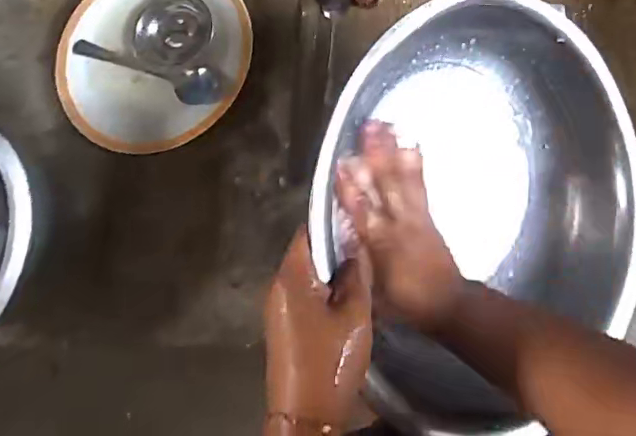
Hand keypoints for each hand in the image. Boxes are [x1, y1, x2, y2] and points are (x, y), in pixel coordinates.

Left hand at [264, 228, 370, 431]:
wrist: (306, 416)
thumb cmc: (330, 360)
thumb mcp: (355, 313)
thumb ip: (356, 272)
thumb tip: (354, 244)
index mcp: (291, 276)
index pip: (308, 230)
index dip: (332, 221)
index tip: (354, 220)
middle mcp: (276, 285)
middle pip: (306, 251)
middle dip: (332, 248)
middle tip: (360, 251)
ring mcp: (275, 306)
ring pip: (304, 273)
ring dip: (327, 271)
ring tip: (354, 275)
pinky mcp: (280, 324)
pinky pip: (300, 292)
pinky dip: (319, 290)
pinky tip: (340, 301)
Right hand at [334, 122, 466, 333]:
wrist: (448, 304)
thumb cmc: (405, 303)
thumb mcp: (374, 294)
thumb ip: (358, 263)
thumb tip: (342, 237)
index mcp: (380, 244)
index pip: (361, 210)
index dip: (350, 186)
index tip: (341, 163)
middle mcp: (398, 223)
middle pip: (384, 183)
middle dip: (375, 153)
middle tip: (368, 126)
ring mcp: (415, 215)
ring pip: (401, 176)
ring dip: (393, 149)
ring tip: (386, 125)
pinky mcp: (427, 213)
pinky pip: (420, 184)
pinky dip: (414, 163)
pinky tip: (411, 144)